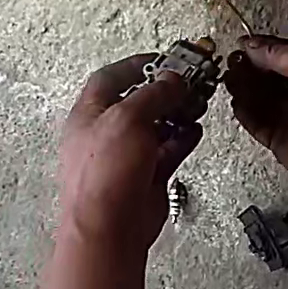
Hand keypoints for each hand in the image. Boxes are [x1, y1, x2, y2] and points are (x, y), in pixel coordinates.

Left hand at [59, 55, 204, 253]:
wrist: (109, 228)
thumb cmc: (104, 175)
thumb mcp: (128, 118)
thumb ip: (153, 94)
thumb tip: (172, 80)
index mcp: (90, 114)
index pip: (113, 77)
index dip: (139, 66)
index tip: (166, 61)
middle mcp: (107, 134)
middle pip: (139, 102)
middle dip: (165, 91)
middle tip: (190, 83)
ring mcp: (127, 156)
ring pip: (156, 126)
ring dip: (177, 114)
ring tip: (197, 104)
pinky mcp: (146, 176)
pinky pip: (168, 151)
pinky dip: (183, 139)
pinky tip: (195, 130)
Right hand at [226, 36, 287, 189]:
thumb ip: (278, 53)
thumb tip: (254, 46)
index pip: (283, 54)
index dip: (261, 49)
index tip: (242, 46)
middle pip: (268, 76)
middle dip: (249, 68)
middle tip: (232, 63)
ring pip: (259, 98)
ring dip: (243, 87)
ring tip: (229, 79)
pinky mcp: (279, 137)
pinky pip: (255, 122)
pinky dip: (244, 112)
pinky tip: (236, 102)